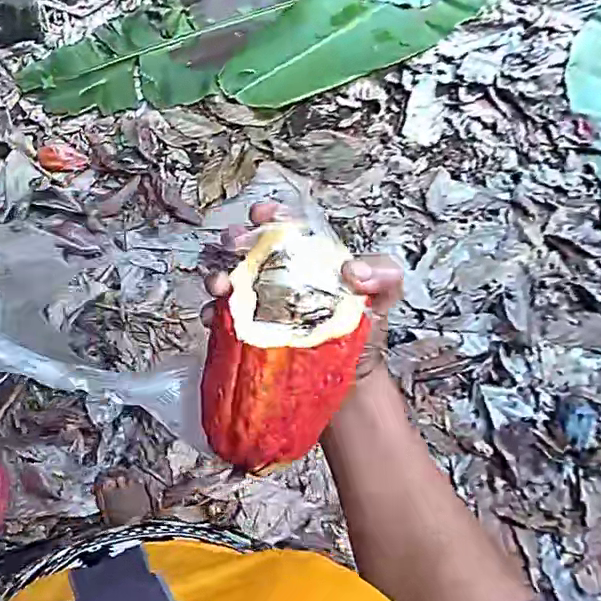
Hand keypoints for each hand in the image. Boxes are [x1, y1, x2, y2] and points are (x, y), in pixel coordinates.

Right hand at [204, 201, 404, 381]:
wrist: (353, 385)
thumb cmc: (365, 335)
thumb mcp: (385, 297)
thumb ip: (383, 275)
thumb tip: (353, 271)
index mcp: (309, 261)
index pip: (287, 230)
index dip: (272, 217)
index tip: (262, 215)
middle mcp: (279, 279)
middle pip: (249, 250)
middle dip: (235, 240)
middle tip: (234, 242)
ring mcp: (261, 307)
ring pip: (230, 282)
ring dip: (218, 277)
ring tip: (220, 284)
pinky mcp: (249, 335)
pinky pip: (224, 321)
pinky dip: (214, 316)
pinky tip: (216, 317)